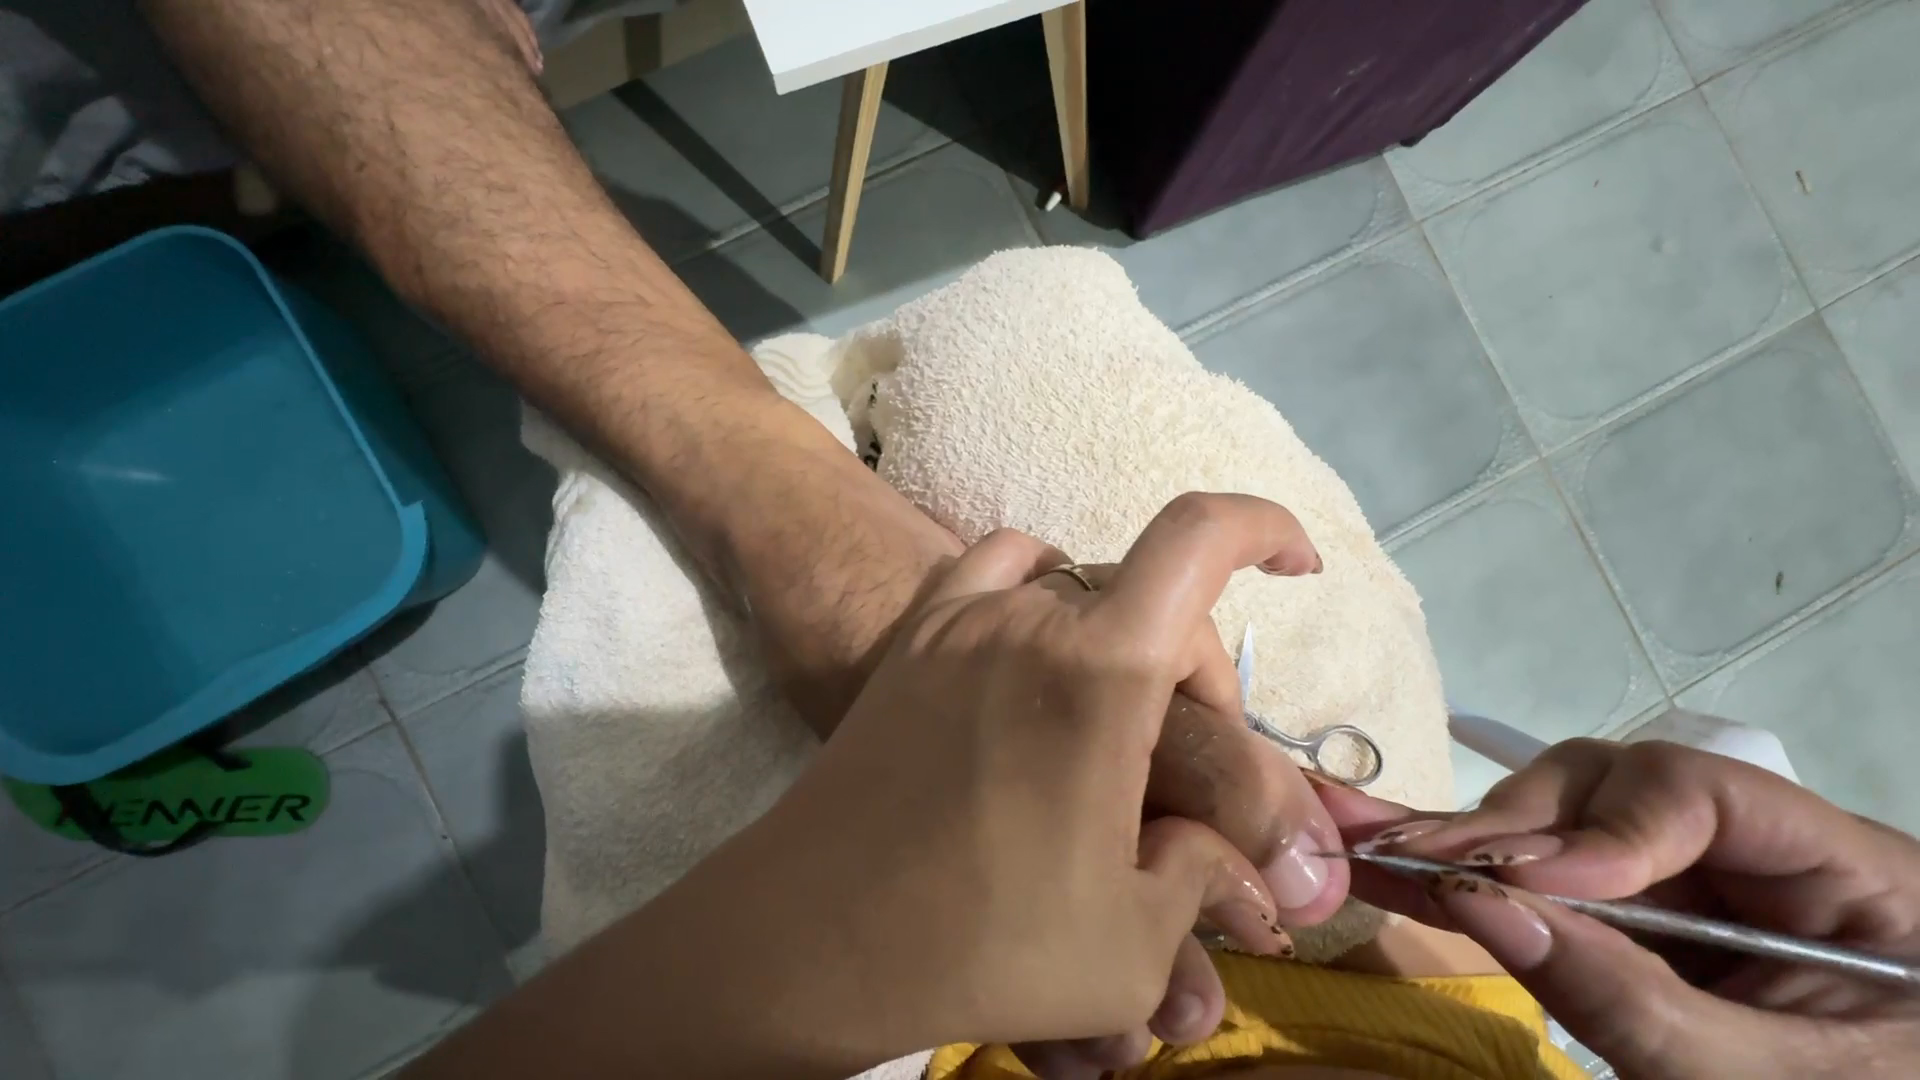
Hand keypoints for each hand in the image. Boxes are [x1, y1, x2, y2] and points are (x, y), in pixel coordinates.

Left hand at [744, 494, 1324, 1066]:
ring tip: (1112, 712)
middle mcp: (1032, 617)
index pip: (1200, 539)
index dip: (1264, 529)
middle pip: (1149, 598)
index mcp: (1100, 670)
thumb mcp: (1131, 944)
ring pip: (1080, 587)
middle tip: (1180, 771)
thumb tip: (1223, 853)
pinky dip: (1038, 590)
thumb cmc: (980, 940)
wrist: (816, 929)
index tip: (1300, 563)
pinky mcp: (915, 635)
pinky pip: (997, 572)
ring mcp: (963, 617)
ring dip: (1120, 636)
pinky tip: (1037, 645)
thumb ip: (1201, 874)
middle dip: (1194, 672)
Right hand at [1324, 739, 1919, 1078]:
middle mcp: (1751, 848)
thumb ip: (1629, 999)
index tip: (1530, 883)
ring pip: (1549, 818)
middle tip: (1419, 859)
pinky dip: (1459, 874)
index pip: (1703, 791)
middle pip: (1604, 787)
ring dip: (1464, 846)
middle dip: (1509, 830)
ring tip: (1380, 855)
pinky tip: (1385, 861)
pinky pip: (1530, 872)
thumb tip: (1475, 902)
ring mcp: (1677, 875)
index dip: (1607, 827)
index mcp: (1853, 874)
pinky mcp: (1621, 907)